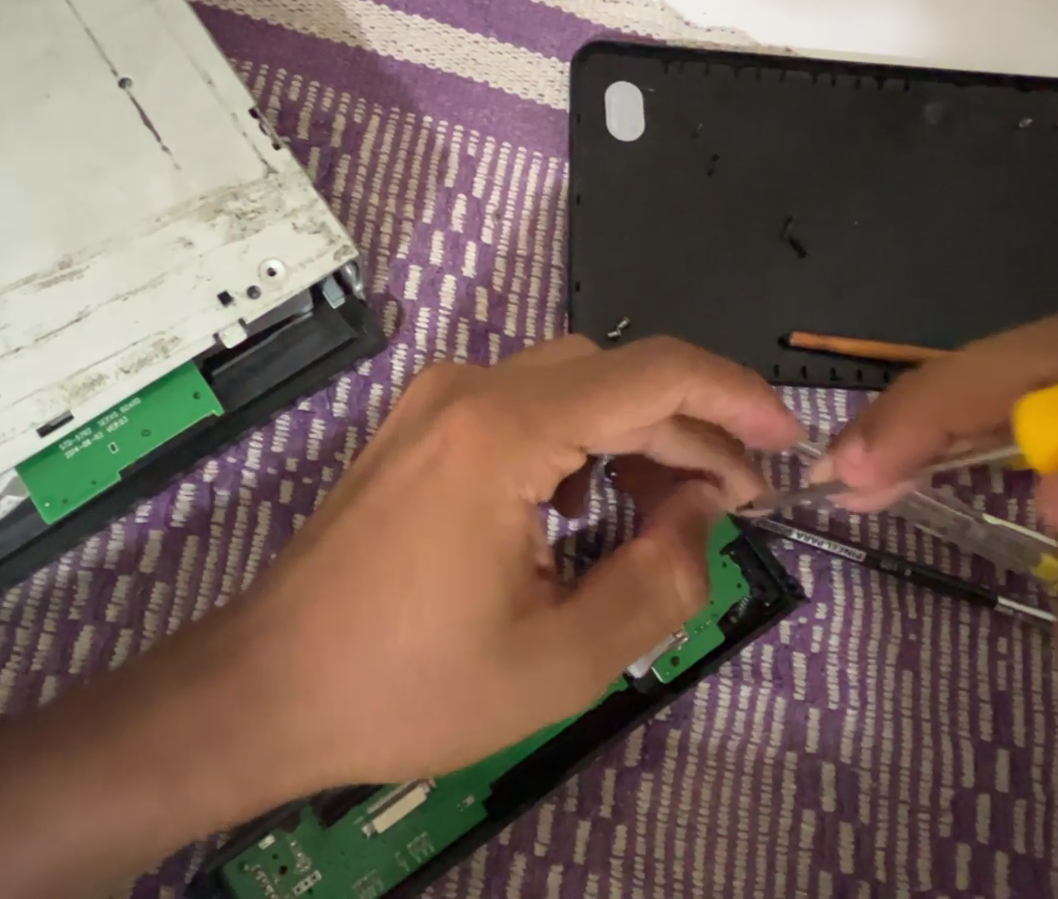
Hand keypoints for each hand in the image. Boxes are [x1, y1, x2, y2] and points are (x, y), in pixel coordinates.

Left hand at [229, 334, 801, 785]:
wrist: (271, 685)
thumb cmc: (411, 683)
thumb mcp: (563, 657)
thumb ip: (662, 578)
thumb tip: (702, 508)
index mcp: (503, 430)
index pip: (651, 373)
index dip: (734, 398)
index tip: (787, 444)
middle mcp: (465, 390)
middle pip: (609, 374)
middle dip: (683, 428)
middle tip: (727, 504)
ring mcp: (430, 403)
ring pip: (564, 384)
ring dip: (625, 435)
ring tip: (656, 514)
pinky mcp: (412, 429)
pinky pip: (515, 406)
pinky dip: (569, 441)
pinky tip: (574, 510)